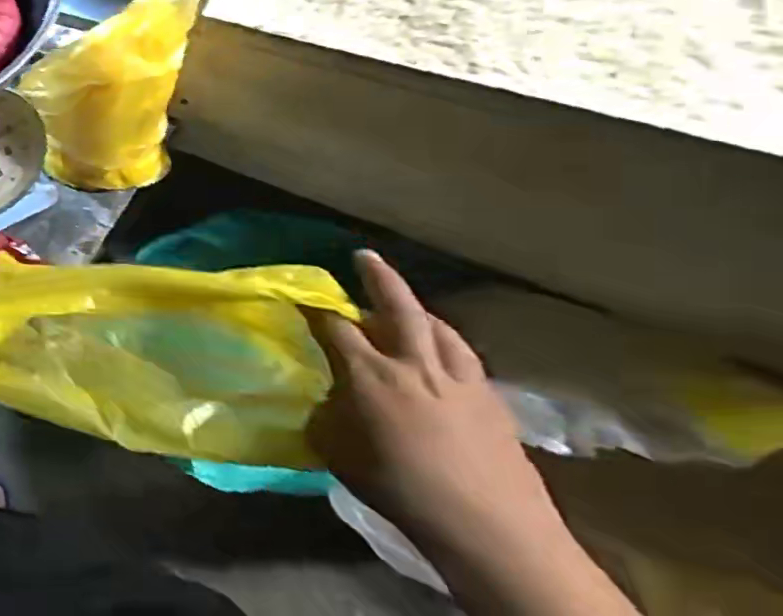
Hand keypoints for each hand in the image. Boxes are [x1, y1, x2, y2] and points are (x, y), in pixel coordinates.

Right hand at [305, 251, 565, 551]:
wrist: (494, 534)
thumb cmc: (401, 490)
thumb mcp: (339, 451)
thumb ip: (327, 414)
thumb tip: (323, 397)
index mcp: (370, 375)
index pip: (333, 324)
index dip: (312, 305)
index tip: (296, 293)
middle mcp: (414, 365)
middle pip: (397, 306)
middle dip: (378, 277)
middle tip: (364, 256)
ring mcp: (459, 381)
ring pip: (438, 328)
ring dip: (418, 309)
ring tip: (407, 304)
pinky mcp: (492, 402)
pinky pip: (464, 356)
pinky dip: (447, 341)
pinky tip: (442, 350)